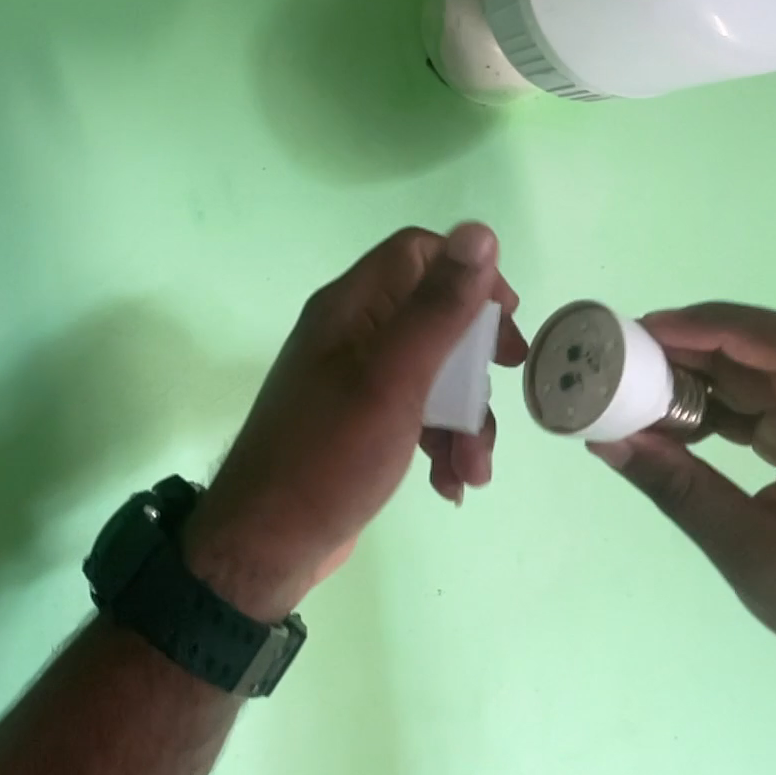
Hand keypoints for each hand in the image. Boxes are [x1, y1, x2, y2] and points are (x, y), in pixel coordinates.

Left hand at [183, 223, 527, 620]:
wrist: (269, 543)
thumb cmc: (330, 454)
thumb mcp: (393, 376)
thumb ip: (437, 307)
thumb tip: (480, 231)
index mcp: (351, 308)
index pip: (418, 253)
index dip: (468, 274)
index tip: (504, 320)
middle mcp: (351, 335)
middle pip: (435, 318)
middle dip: (475, 362)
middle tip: (506, 385)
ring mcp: (355, 383)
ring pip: (433, 376)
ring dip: (465, 419)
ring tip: (473, 469)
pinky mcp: (361, 425)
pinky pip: (417, 416)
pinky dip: (441, 445)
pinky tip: (449, 486)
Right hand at [588, 303, 775, 697]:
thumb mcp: (751, 553)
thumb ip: (678, 488)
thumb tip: (606, 440)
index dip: (719, 328)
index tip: (649, 331)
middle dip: (701, 344)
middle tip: (631, 351)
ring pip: (774, 376)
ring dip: (710, 375)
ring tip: (645, 384)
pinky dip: (727, 405)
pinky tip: (684, 422)